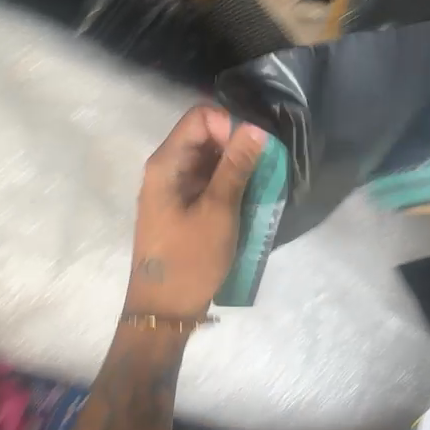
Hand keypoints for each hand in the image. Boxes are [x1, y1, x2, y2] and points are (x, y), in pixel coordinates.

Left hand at [125, 105, 268, 318]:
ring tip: (261, 184)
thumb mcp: (219, 210)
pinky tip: (248, 199)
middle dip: (238, 144)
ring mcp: (174, 188)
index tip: (252, 149)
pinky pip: (209, 179)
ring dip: (237, 166)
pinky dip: (230, 183)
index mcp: (166, 163)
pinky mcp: (183, 206)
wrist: (164, 313)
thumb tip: (255, 126)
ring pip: (211, 158)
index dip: (229, 124)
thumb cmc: (190, 260)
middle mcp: (167, 168)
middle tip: (265, 166)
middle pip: (206, 135)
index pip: (201, 116)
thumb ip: (236, 165)